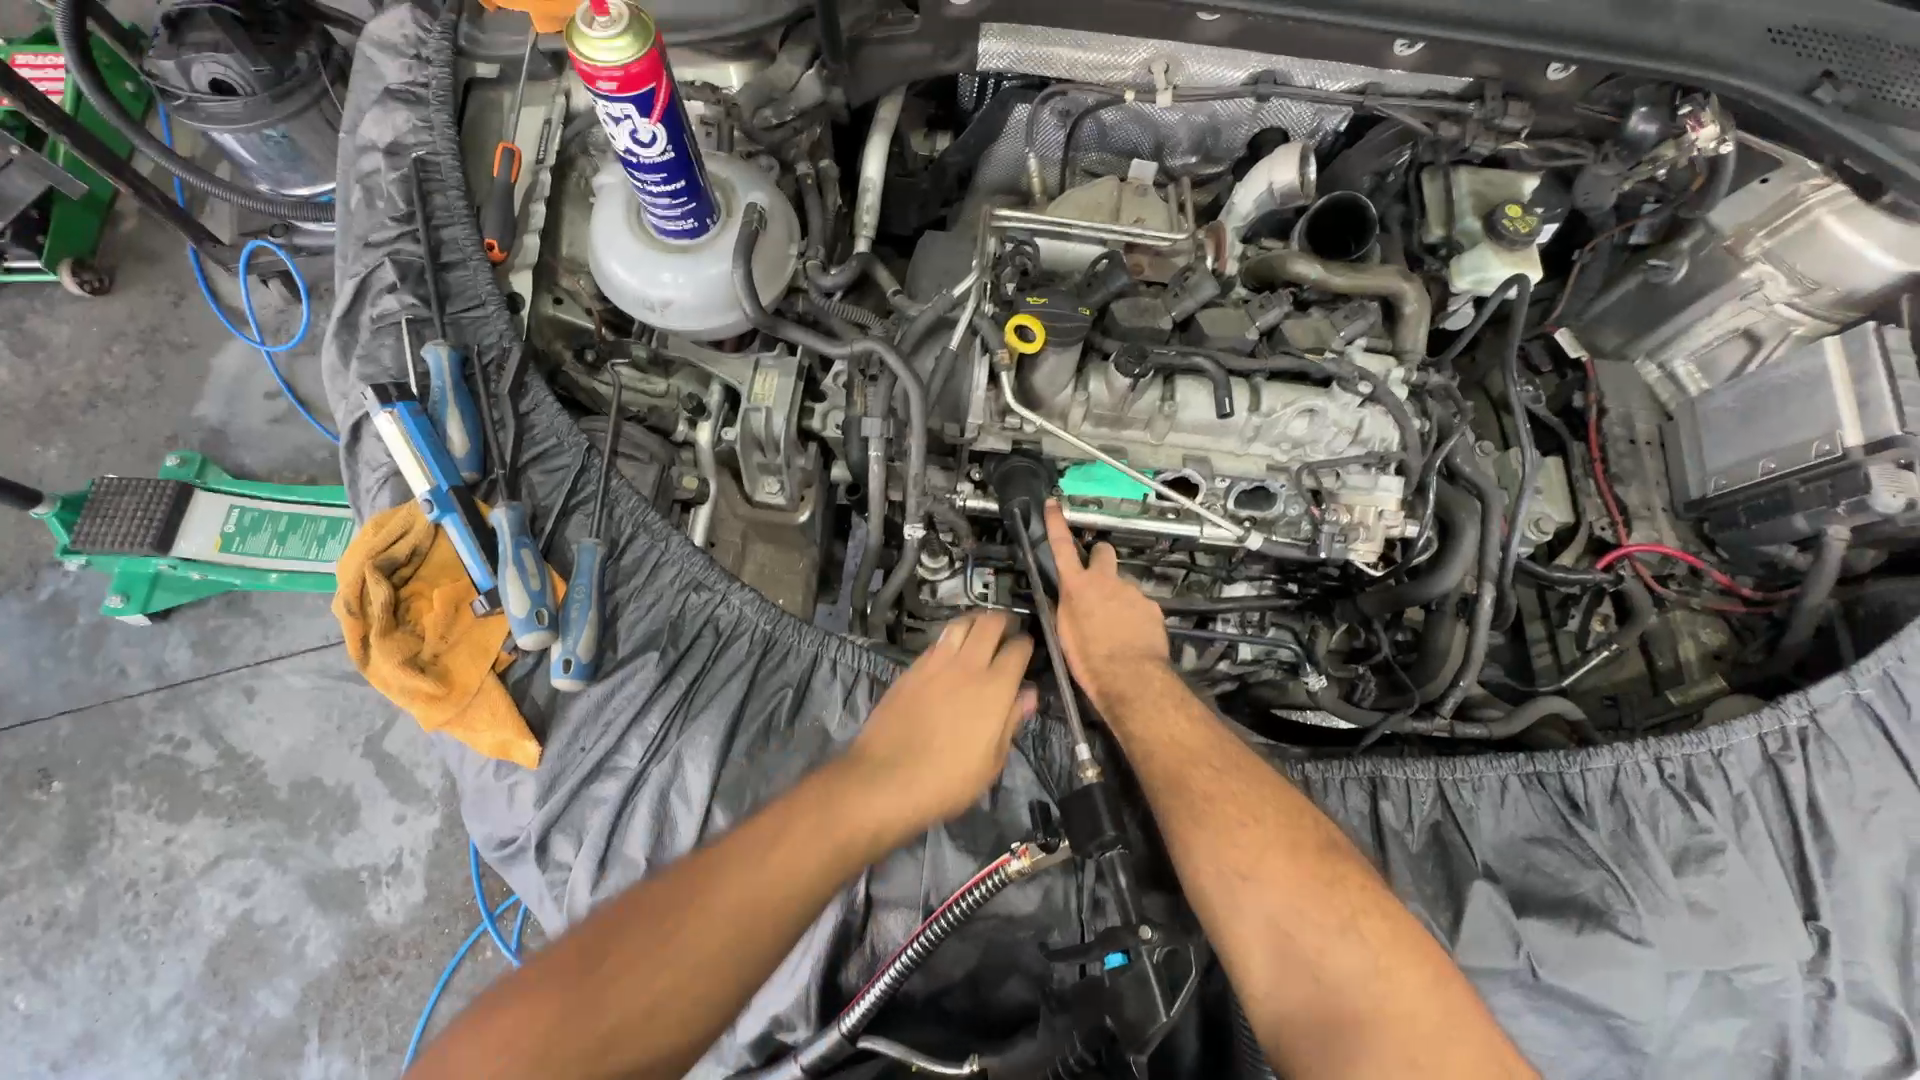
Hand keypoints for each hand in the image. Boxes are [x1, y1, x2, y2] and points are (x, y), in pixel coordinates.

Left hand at [843, 610, 1036, 833]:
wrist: (886, 778)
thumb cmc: (947, 779)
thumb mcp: (992, 762)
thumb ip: (1011, 722)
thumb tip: (1028, 694)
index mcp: (995, 689)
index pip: (1018, 649)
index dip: (1027, 645)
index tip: (1027, 650)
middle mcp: (967, 666)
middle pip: (990, 623)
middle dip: (1004, 621)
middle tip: (1008, 629)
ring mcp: (935, 664)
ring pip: (960, 624)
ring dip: (975, 622)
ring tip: (981, 631)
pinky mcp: (911, 669)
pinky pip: (938, 642)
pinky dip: (951, 639)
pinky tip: (951, 652)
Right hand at [1044, 500, 1169, 712]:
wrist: (1131, 678)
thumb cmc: (1089, 660)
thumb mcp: (1064, 632)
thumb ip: (1067, 606)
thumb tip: (1068, 596)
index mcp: (1078, 587)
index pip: (1061, 547)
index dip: (1056, 523)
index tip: (1053, 504)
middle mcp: (1107, 581)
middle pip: (1103, 553)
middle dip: (1099, 559)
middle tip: (1095, 581)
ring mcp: (1133, 592)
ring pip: (1123, 585)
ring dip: (1117, 597)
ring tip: (1114, 627)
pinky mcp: (1152, 607)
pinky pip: (1140, 605)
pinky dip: (1134, 615)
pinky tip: (1131, 636)